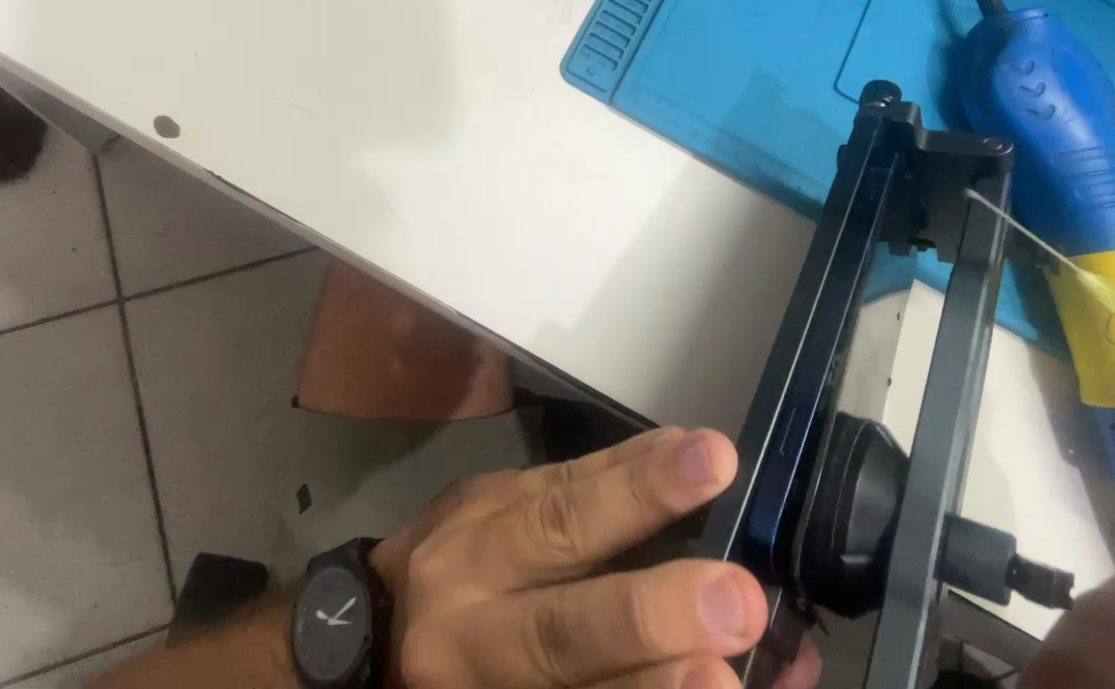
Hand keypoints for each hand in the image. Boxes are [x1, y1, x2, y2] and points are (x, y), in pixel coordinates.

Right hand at [368, 426, 821, 688]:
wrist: (377, 642)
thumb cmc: (458, 559)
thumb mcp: (500, 506)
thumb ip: (585, 487)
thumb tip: (684, 449)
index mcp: (475, 551)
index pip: (562, 517)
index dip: (637, 491)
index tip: (714, 459)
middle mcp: (472, 633)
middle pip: (560, 630)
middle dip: (647, 616)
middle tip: (737, 598)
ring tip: (725, 677)